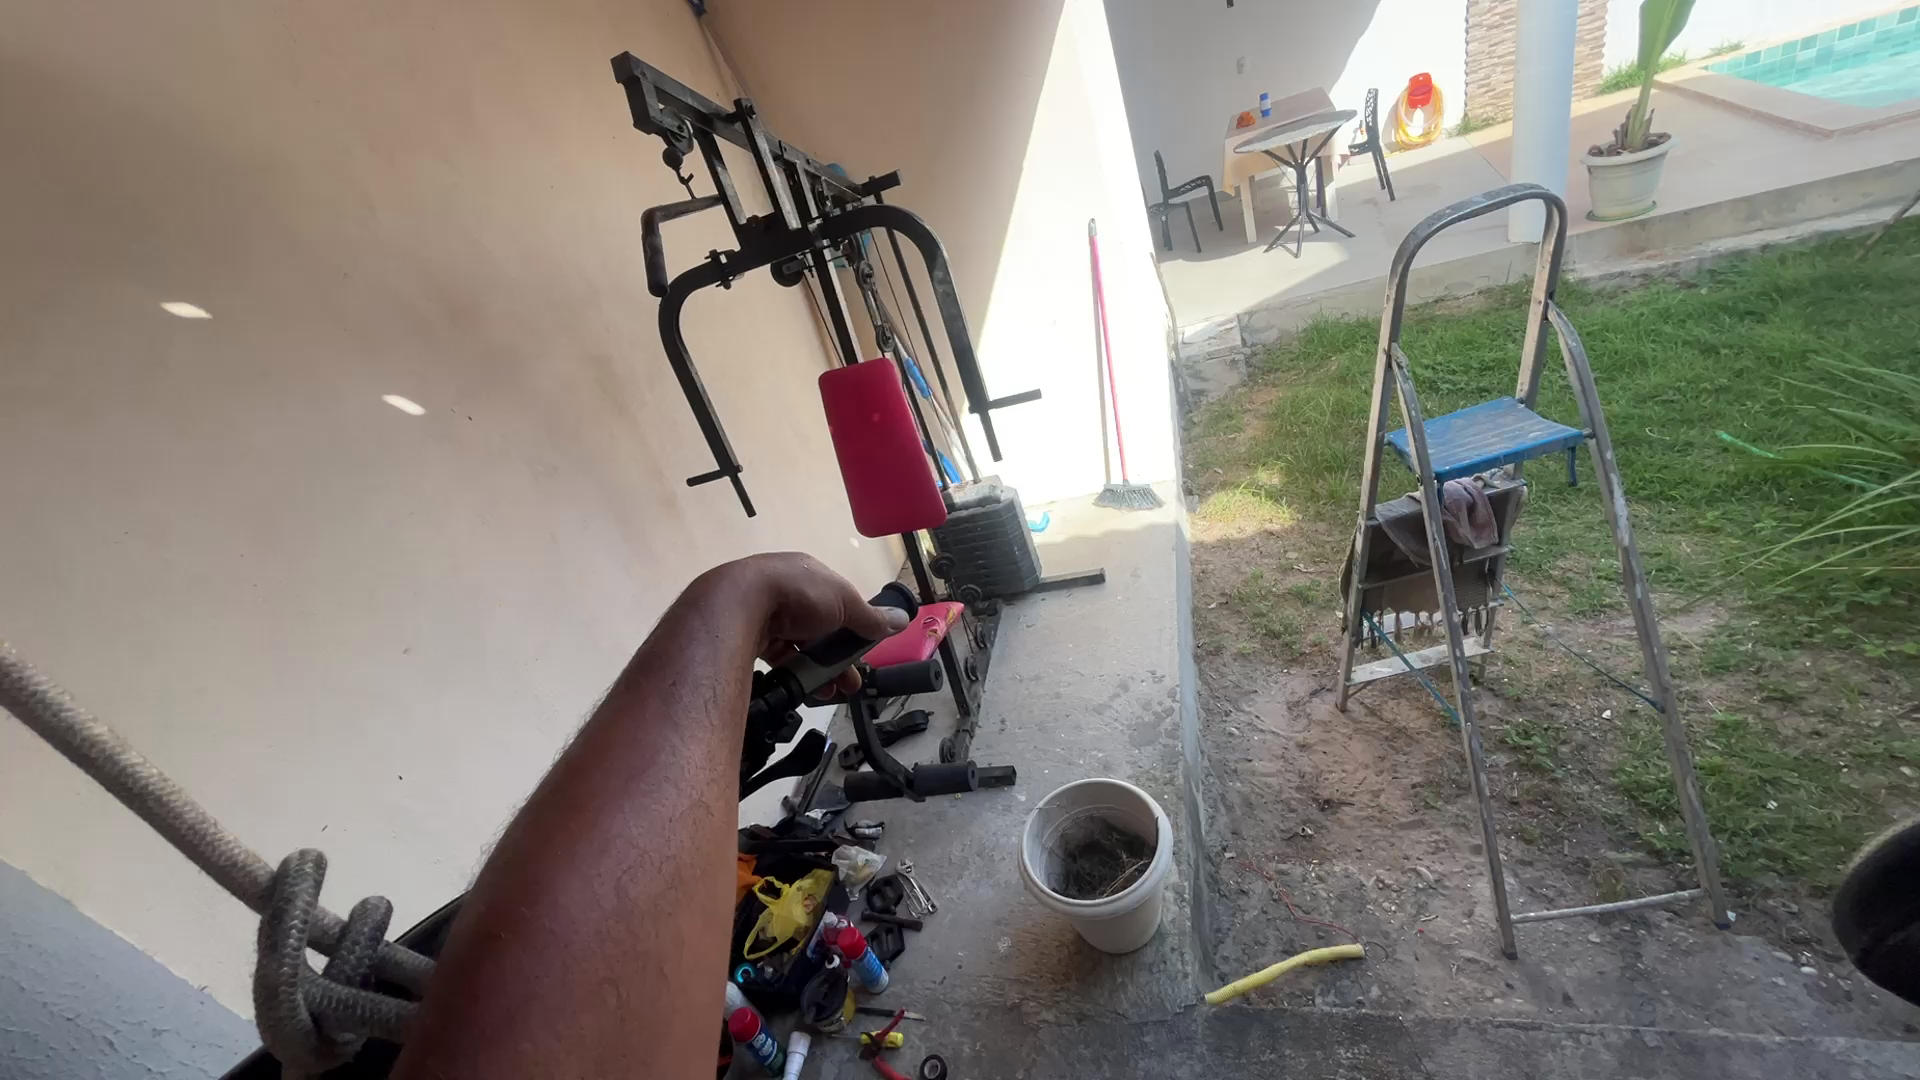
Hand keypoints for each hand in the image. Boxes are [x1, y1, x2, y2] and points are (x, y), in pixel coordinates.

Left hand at [709, 553, 911, 695]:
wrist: (736, 604)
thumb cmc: (797, 594)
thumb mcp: (845, 603)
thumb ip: (872, 616)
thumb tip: (903, 619)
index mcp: (808, 573)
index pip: (838, 602)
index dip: (852, 628)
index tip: (861, 653)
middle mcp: (785, 589)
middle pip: (818, 628)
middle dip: (836, 658)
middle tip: (848, 683)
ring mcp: (762, 612)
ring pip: (796, 645)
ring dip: (816, 669)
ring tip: (828, 692)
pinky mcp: (745, 635)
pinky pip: (775, 656)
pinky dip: (791, 671)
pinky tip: (801, 687)